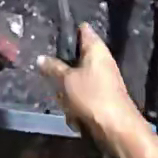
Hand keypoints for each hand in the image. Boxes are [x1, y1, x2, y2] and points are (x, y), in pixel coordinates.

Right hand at [39, 24, 145, 144]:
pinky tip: (71, 112)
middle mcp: (102, 60)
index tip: (50, 33)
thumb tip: (40, 57)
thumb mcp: (66, 80)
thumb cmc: (92, 96)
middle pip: (76, 55)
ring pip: (77, 76)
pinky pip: (83, 93)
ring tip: (60, 96)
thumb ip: (52, 67)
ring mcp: (103, 78)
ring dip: (67, 87)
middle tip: (46, 67)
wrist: (117, 129)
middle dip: (62, 64)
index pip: (82, 29)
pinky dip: (76, 101)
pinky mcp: (102, 96)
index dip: (67, 29)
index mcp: (96, 48)